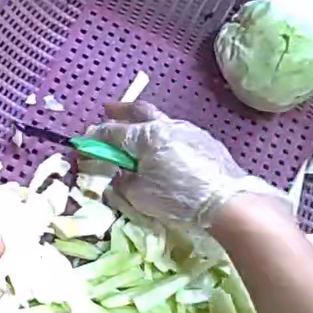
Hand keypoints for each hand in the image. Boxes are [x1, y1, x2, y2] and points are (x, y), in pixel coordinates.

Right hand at [89, 102, 283, 230]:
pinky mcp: (205, 141)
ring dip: (145, 123)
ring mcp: (189, 131)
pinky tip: (164, 149)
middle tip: (109, 109)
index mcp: (146, 136)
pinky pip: (177, 133)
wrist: (228, 203)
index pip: (113, 132)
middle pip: (139, 111)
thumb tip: (119, 175)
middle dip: (121, 110)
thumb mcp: (139, 195)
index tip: (84, 142)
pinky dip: (164, 136)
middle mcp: (166, 126)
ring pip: (160, 121)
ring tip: (138, 132)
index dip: (96, 138)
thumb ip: (123, 181)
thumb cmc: (178, 198)